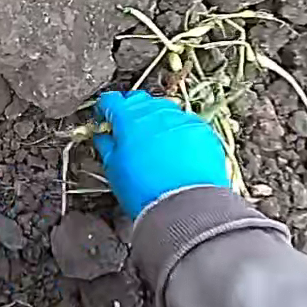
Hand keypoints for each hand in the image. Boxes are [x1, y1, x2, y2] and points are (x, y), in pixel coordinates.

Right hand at [93, 90, 230, 217]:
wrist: (185, 206)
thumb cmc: (145, 190)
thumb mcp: (113, 168)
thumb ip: (106, 146)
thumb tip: (103, 136)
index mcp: (129, 117)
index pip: (111, 100)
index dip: (105, 109)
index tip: (105, 119)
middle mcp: (156, 111)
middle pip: (139, 100)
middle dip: (131, 112)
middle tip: (129, 133)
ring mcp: (181, 118)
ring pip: (164, 110)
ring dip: (156, 122)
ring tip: (154, 146)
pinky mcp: (202, 129)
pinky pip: (185, 124)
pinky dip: (178, 133)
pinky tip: (176, 153)